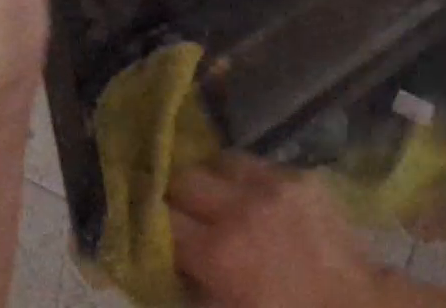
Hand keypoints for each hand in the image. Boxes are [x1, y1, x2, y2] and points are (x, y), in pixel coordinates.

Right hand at [170, 156, 382, 307]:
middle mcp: (243, 207)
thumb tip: (162, 260)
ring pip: (224, 160)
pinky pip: (261, 166)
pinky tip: (253, 198)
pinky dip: (249, 179)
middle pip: (187, 178)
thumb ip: (189, 286)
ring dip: (213, 178)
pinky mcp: (302, 176)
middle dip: (176, 193)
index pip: (162, 219)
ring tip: (214, 196)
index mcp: (219, 252)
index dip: (149, 221)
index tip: (143, 223)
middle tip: (175, 209)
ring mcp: (276, 185)